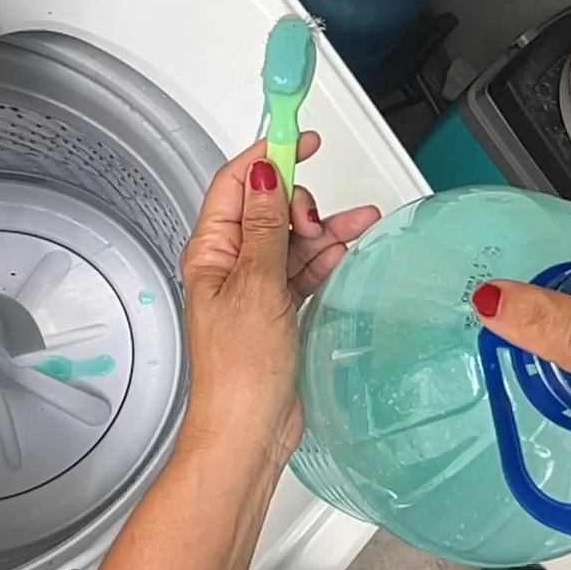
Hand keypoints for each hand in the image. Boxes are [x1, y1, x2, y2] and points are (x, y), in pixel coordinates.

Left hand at [180, 133, 381, 463]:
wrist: (250, 430)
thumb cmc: (238, 372)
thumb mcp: (256, 286)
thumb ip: (266, 228)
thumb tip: (266, 177)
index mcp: (211, 251)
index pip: (236, 184)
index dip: (268, 156)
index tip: (299, 139)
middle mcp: (232, 263)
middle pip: (269, 207)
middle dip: (299, 201)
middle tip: (314, 218)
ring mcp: (258, 285)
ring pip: (293, 236)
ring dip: (324, 227)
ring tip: (358, 221)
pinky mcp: (281, 305)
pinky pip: (306, 266)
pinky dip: (327, 255)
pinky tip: (348, 246)